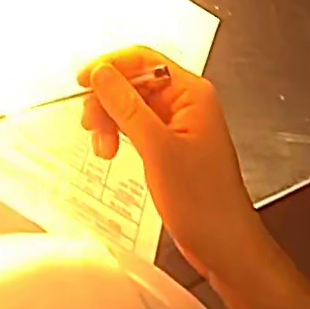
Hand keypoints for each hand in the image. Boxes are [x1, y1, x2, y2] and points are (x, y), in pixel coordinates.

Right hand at [77, 47, 264, 280]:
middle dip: (108, 100)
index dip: (111, 65)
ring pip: (132, 103)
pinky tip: (112, 149)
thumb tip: (102, 73)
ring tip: (103, 146)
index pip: (144, 60)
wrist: (225, 248)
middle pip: (135, 81)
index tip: (84, 80)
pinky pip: (136, 124)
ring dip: (111, 119)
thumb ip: (127, 107)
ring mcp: (177, 122)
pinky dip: (119, 133)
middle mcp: (185, 101)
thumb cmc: (205, 203)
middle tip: (91, 123)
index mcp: (191, 92)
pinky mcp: (169, 142)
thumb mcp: (158, 150)